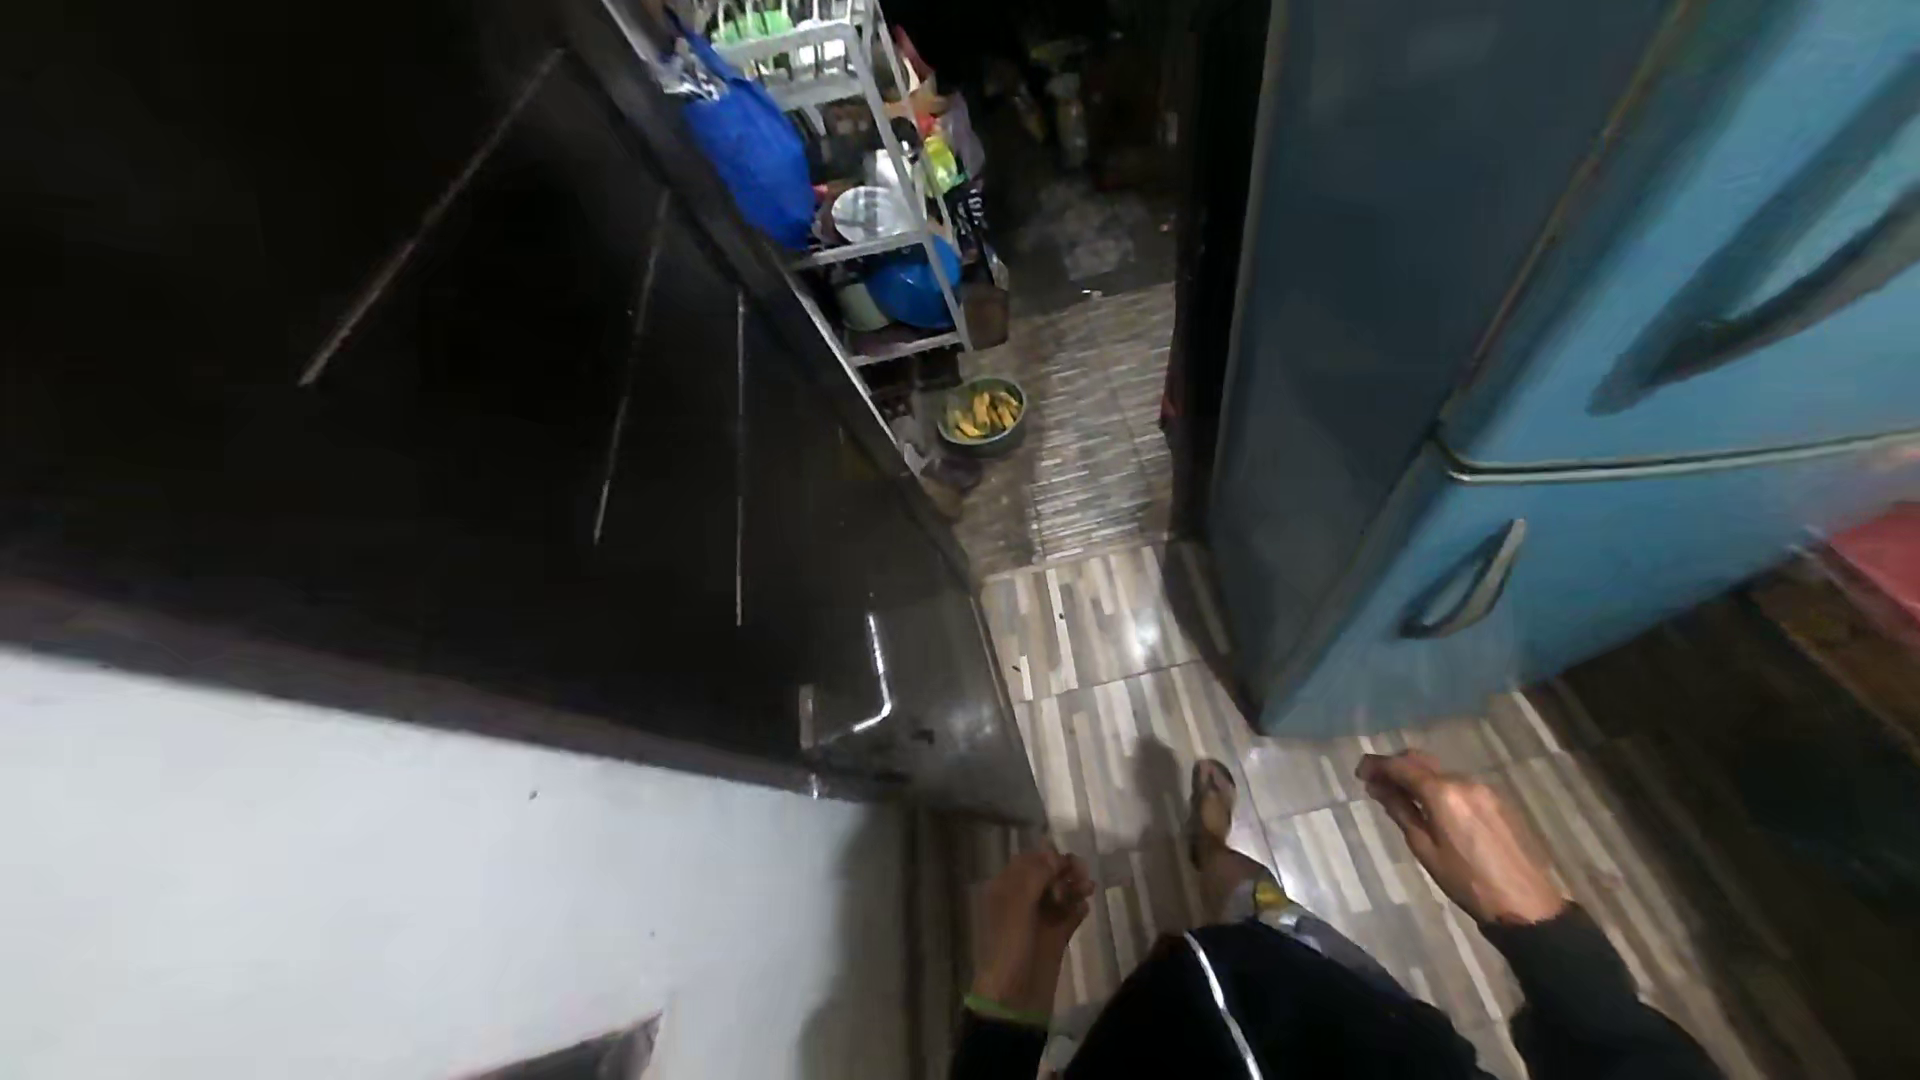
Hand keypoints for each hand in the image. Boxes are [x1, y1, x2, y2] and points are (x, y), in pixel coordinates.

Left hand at [970, 849, 1094, 1017]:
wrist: (1013, 1000)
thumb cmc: (1009, 945)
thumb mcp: (1018, 904)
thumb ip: (1036, 875)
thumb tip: (1054, 855)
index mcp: (1005, 890)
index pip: (1027, 863)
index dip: (1046, 857)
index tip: (1065, 859)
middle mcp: (1020, 902)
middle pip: (1045, 877)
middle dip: (1063, 871)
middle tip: (1082, 872)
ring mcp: (1038, 922)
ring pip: (1058, 896)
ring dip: (1074, 888)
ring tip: (1089, 888)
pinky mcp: (1053, 941)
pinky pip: (1067, 919)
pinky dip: (1077, 911)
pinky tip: (1085, 908)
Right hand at [1357, 750, 1567, 925]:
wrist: (1528, 906)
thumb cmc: (1467, 880)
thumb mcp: (1423, 847)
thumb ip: (1400, 810)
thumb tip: (1377, 787)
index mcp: (1442, 792)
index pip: (1399, 766)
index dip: (1375, 765)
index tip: (1359, 774)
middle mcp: (1463, 781)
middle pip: (1420, 760)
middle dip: (1395, 766)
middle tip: (1377, 782)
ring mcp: (1484, 790)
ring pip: (1439, 772)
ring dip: (1417, 777)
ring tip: (1402, 796)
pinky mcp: (1497, 802)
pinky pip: (1458, 784)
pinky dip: (1437, 787)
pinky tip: (1431, 806)